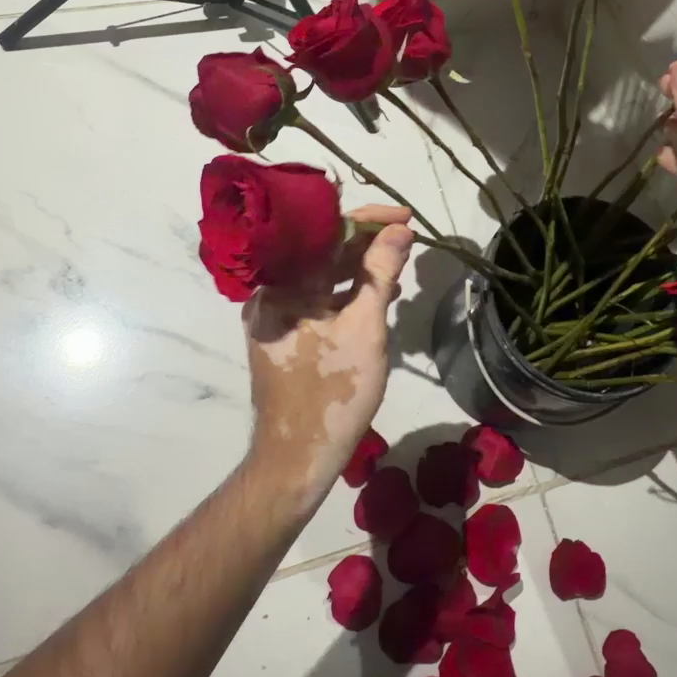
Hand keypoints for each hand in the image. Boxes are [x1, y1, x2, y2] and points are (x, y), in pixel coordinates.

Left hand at [241, 204, 415, 501]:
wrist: (297, 459)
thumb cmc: (332, 393)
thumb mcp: (365, 327)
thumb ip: (380, 272)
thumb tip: (399, 230)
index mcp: (281, 284)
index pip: (325, 232)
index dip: (369, 220)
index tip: (406, 217)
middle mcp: (270, 292)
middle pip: (321, 251)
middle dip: (366, 242)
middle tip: (407, 237)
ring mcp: (274, 315)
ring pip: (321, 276)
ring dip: (360, 267)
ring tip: (400, 262)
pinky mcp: (283, 335)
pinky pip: (317, 299)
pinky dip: (347, 293)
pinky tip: (379, 296)